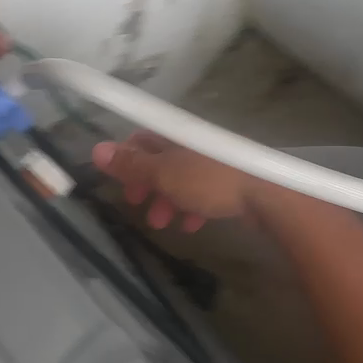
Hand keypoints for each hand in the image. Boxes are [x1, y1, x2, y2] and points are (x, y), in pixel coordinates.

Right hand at [92, 132, 254, 232]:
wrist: (266, 195)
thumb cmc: (210, 181)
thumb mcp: (164, 174)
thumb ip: (131, 165)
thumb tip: (96, 149)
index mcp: (175, 136)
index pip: (142, 138)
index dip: (127, 156)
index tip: (119, 180)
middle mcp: (191, 144)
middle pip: (160, 159)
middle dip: (145, 182)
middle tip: (135, 203)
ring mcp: (212, 162)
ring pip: (180, 177)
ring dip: (166, 198)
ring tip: (161, 223)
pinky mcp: (230, 182)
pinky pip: (202, 192)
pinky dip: (191, 206)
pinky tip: (191, 225)